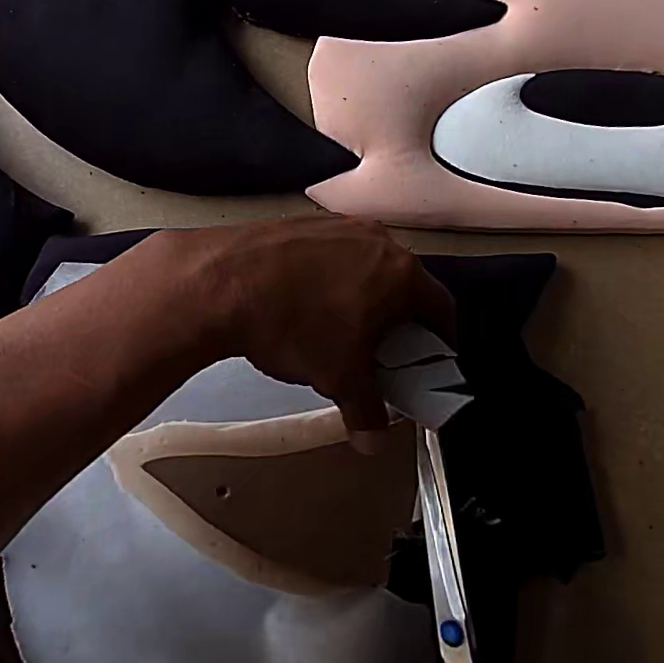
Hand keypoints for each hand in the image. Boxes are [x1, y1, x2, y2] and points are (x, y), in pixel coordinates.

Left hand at [127, 216, 455, 445]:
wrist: (221, 282)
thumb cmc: (292, 324)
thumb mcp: (338, 378)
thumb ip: (366, 412)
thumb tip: (373, 439)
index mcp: (400, 274)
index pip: (442, 309)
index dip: (440, 342)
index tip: (429, 360)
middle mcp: (374, 240)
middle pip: (402, 285)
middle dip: (395, 322)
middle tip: (379, 353)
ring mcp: (335, 227)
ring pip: (363, 267)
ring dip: (359, 298)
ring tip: (334, 330)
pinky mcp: (300, 223)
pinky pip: (327, 255)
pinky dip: (325, 280)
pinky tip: (299, 304)